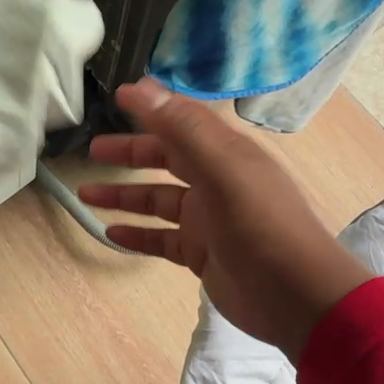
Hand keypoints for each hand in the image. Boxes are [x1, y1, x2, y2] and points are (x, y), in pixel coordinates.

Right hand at [77, 80, 371, 355]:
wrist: (297, 297)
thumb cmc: (261, 226)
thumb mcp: (223, 170)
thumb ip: (182, 129)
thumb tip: (141, 86)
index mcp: (227, 154)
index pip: (183, 122)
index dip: (152, 108)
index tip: (116, 96)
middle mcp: (217, 181)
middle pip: (166, 160)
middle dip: (130, 153)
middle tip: (92, 151)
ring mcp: (208, 220)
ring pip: (157, 201)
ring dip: (123, 196)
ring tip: (85, 194)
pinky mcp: (201, 254)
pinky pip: (160, 239)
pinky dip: (137, 235)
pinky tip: (110, 233)